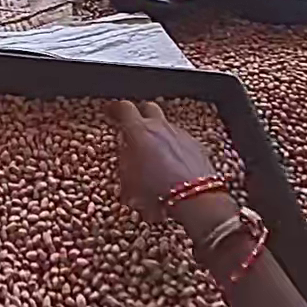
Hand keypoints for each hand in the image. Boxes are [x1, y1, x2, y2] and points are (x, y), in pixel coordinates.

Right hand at [107, 100, 221, 223]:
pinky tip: (171, 162)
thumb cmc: (158, 192)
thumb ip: (124, 158)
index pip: (124, 108)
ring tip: (152, 150)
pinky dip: (173, 145)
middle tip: (132, 125)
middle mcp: (161, 126)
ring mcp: (181, 134)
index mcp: (139, 130)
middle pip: (148, 108)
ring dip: (157, 132)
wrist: (196, 199)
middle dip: (139, 113)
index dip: (115, 108)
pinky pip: (180, 139)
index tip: (110, 111)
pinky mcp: (196, 145)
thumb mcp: (128, 179)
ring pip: (165, 124)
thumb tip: (125, 148)